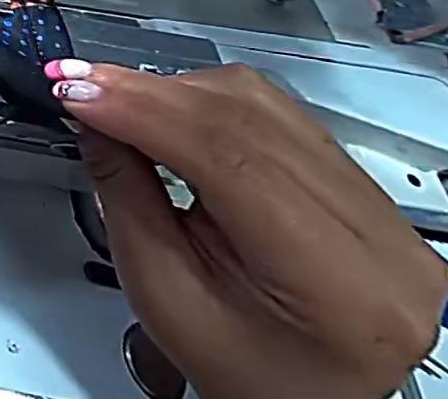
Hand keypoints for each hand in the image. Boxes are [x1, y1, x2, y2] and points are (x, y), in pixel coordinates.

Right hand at [49, 61, 447, 398]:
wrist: (304, 389)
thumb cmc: (241, 368)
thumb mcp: (164, 293)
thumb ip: (125, 195)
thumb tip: (93, 116)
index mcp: (339, 281)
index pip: (230, 159)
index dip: (142, 111)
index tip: (78, 90)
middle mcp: (371, 226)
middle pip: (241, 118)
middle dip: (144, 92)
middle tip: (76, 79)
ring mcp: (365, 191)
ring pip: (250, 98)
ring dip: (166, 89)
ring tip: (108, 94)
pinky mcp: (342, 167)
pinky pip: (262, 103)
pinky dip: (196, 95)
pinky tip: (157, 102)